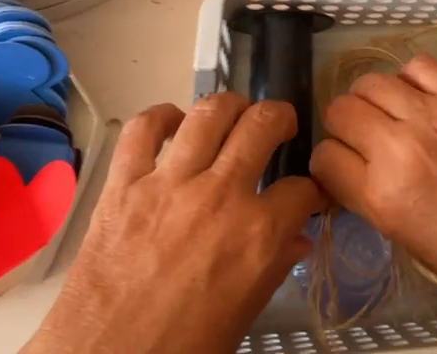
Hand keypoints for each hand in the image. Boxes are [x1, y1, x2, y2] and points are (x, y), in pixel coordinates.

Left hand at [25, 95, 323, 353]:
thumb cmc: (179, 352)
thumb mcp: (240, 318)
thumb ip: (273, 269)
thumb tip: (298, 239)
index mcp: (256, 235)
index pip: (301, 190)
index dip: (312, 189)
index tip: (310, 192)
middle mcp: (219, 196)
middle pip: (262, 124)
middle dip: (281, 118)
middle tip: (280, 128)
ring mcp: (169, 184)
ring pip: (211, 112)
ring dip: (232, 106)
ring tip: (236, 116)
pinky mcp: (123, 185)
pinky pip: (143, 128)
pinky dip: (161, 116)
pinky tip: (175, 123)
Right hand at [310, 56, 436, 353]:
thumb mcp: (411, 241)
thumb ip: (373, 198)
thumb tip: (350, 168)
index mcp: (384, 197)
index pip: (325, 159)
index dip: (329, 164)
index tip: (341, 168)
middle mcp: (402, 147)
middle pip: (341, 109)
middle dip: (343, 127)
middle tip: (362, 140)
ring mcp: (436, 113)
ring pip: (372, 81)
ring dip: (370, 99)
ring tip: (388, 115)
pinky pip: (417, 66)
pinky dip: (409, 79)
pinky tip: (419, 98)